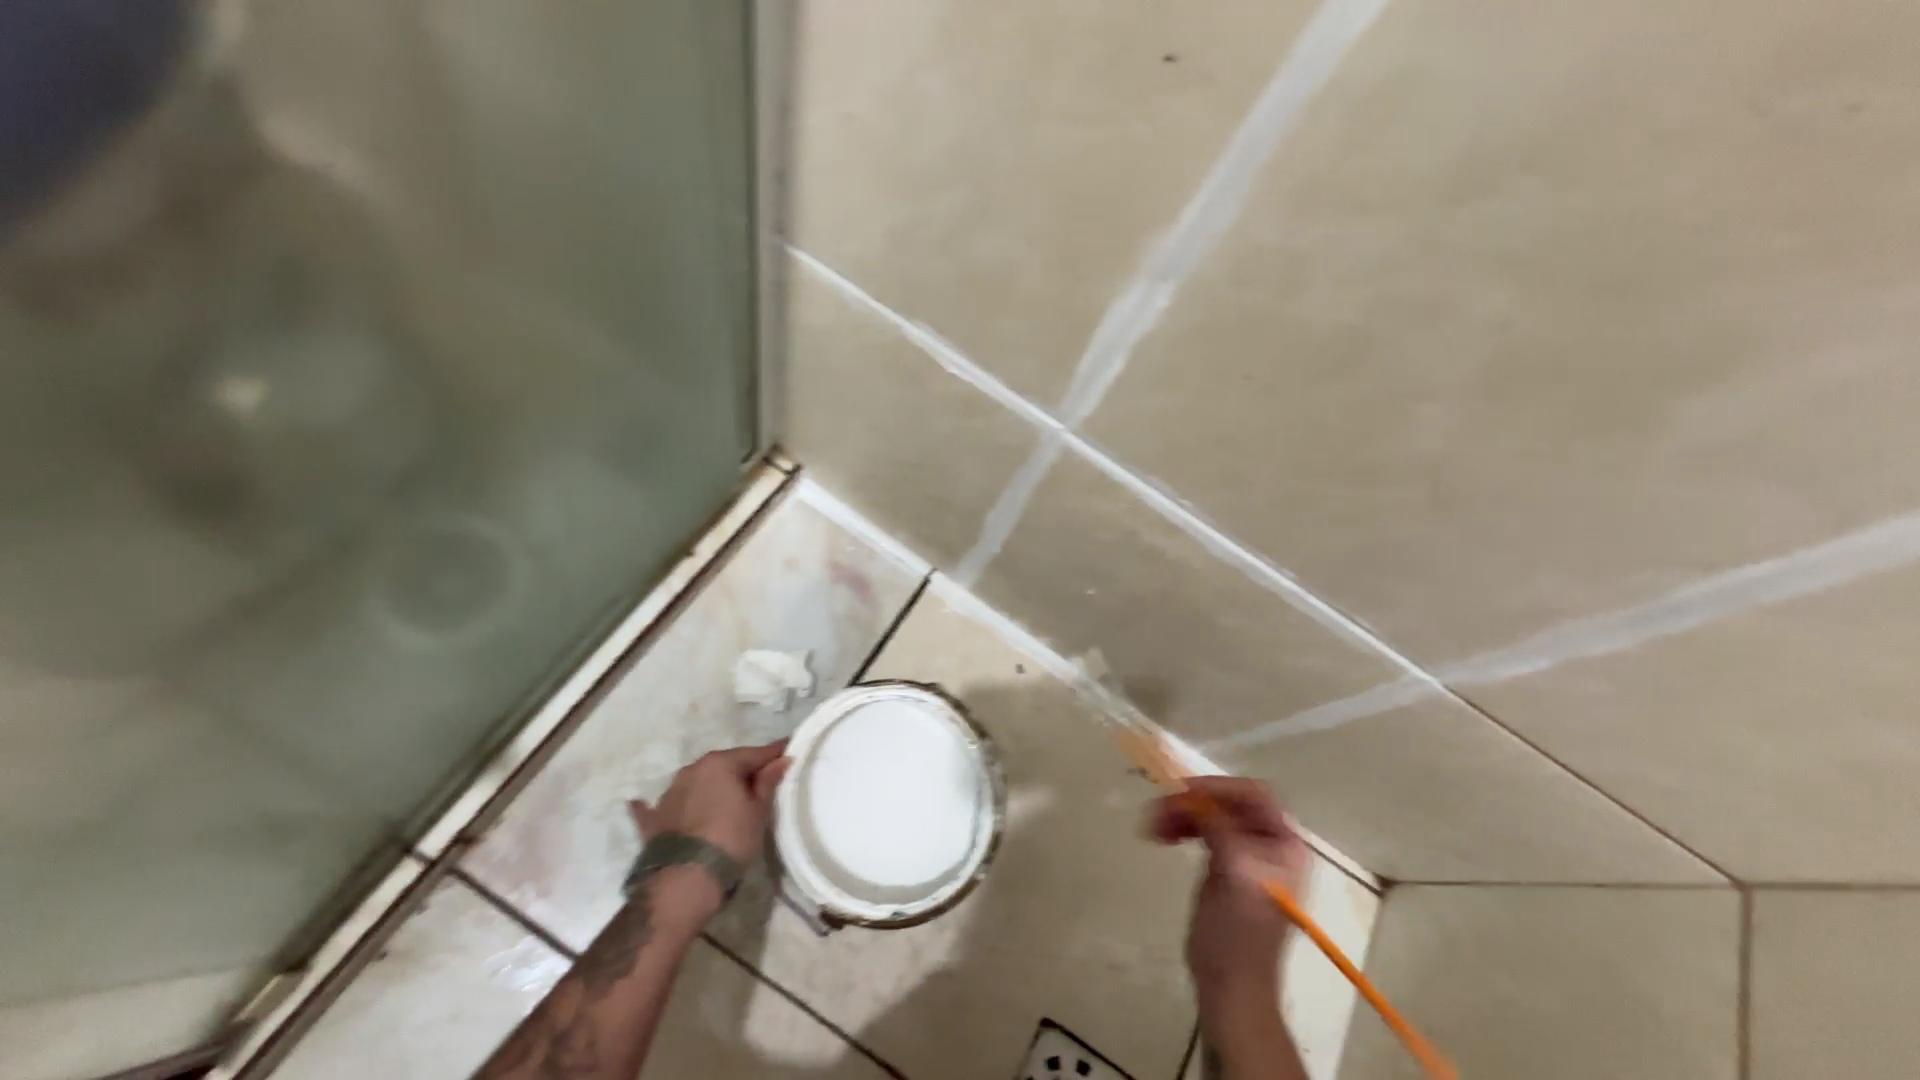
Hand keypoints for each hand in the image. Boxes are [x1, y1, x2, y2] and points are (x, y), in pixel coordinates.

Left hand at [628, 740, 790, 863]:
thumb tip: (781, 759)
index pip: (754, 753)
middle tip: (763, 783)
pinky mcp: (654, 817)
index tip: (789, 753)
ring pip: (698, 782)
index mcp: (719, 763)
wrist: (683, 881)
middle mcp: (691, 770)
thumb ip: (768, 782)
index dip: (774, 755)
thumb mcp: (758, 812)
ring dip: (713, 787)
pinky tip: (644, 802)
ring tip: (728, 800)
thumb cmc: (730, 840)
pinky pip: (662, 805)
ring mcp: (669, 792)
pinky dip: (670, 804)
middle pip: (725, 766)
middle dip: (743, 771)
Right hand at [1148, 776, 1312, 994]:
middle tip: (1159, 809)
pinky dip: (1182, 827)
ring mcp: (1246, 854)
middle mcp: (1269, 844)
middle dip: (1194, 801)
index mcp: (1285, 846)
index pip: (1255, 795)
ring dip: (1182, 813)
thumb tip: (1195, 798)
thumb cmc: (1238, 934)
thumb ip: (1221, 830)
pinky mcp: (1224, 864)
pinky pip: (1203, 831)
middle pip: (1230, 803)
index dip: (1220, 788)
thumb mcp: (1234, 874)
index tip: (1183, 791)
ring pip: (1213, 814)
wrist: (1229, 984)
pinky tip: (1163, 834)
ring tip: (1154, 825)